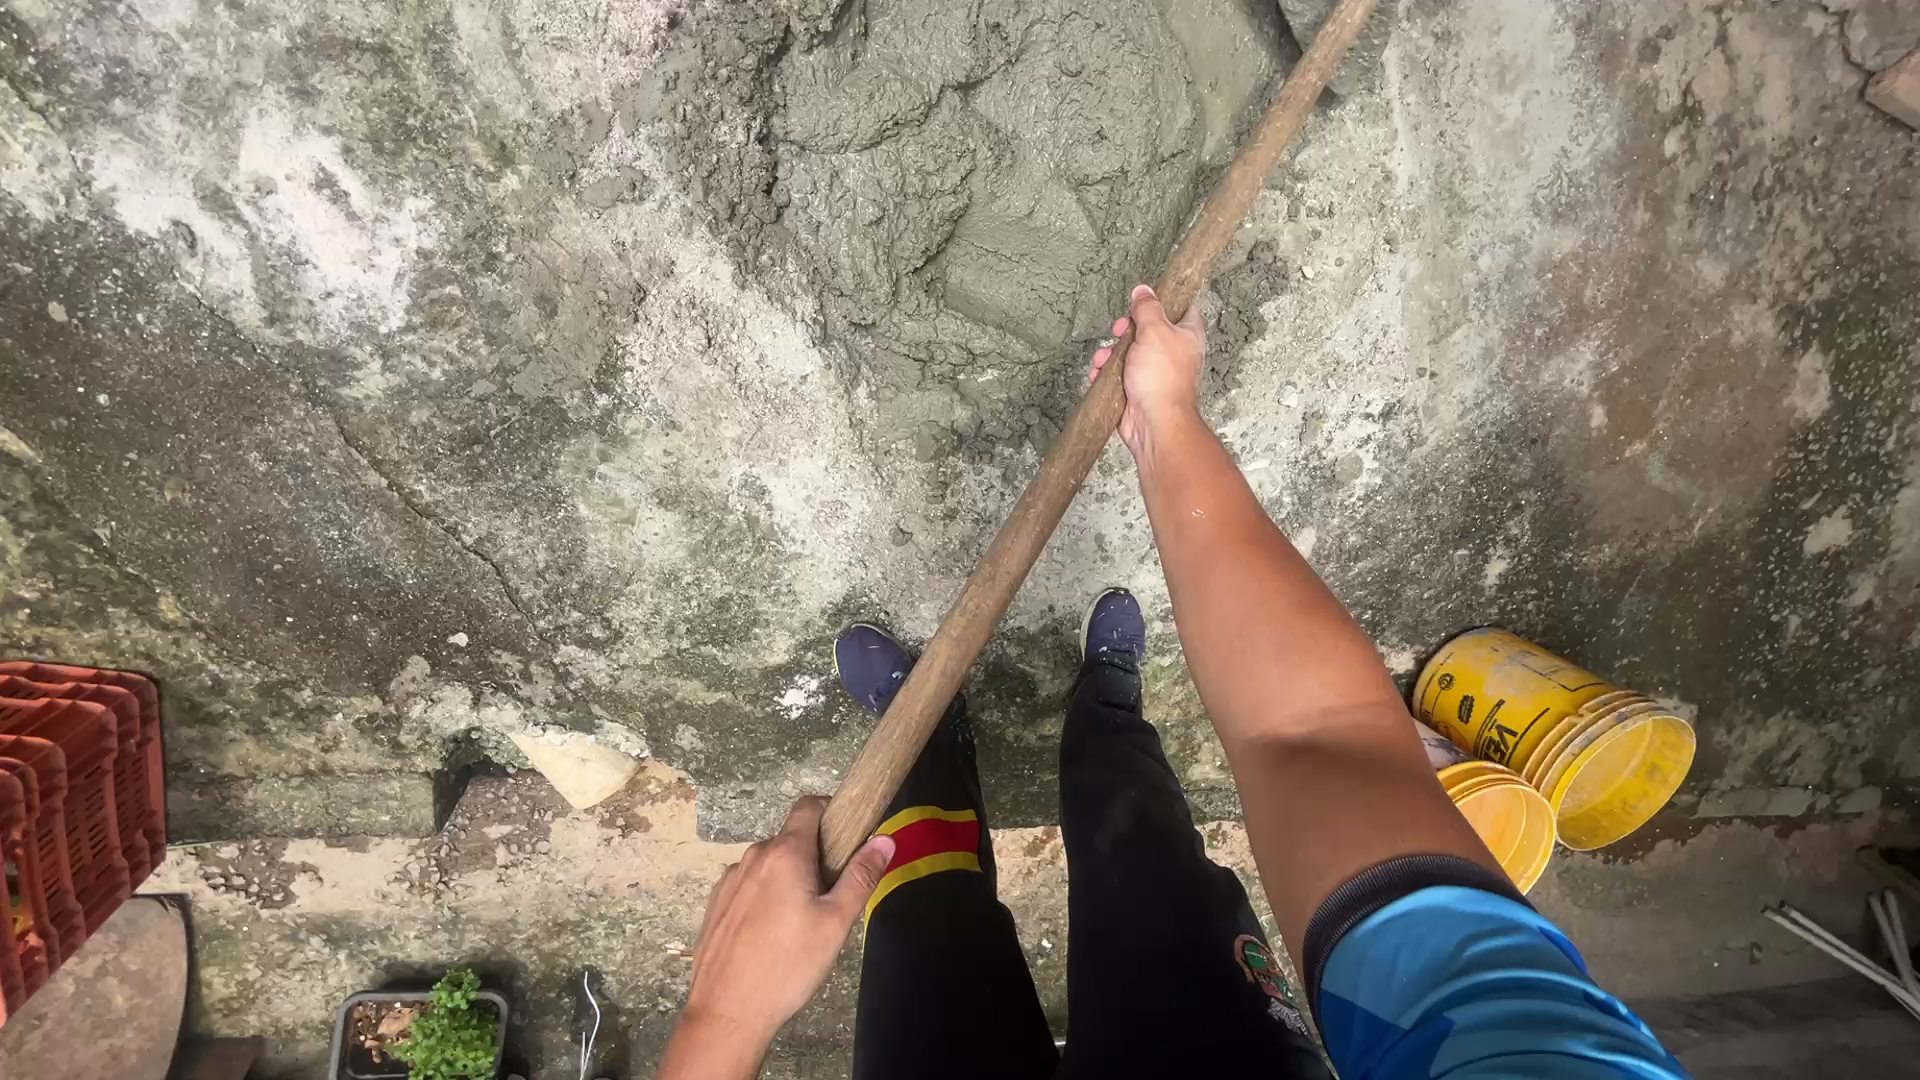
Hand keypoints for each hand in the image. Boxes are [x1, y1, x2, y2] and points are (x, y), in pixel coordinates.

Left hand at [661, 796, 894, 1077]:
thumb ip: (861, 876)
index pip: (809, 806)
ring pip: (769, 863)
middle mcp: (754, 856)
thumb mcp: (836, 923)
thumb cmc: (788, 965)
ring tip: (798, 921)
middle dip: (813, 855)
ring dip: (787, 877)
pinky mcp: (715, 904)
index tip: (846, 837)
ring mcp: (730, 879)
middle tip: (829, 895)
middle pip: (791, 838)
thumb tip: (886, 839)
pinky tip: (768, 934)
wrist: (725, 1015)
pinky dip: (763, 895)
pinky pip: (748, 884)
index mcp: (786, 852)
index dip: (830, 811)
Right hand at [1088, 284, 1205, 455]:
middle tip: (1120, 331)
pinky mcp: (1137, 389)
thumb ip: (1147, 308)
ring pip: (1129, 353)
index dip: (1163, 301)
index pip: (1181, 308)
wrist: (1153, 421)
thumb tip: (1143, 291)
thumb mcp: (1154, 330)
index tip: (1146, 298)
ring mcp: (1154, 373)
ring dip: (1111, 353)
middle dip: (1127, 330)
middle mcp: (1173, 353)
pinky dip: (1106, 373)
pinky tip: (1100, 373)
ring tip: (1105, 358)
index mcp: (1186, 335)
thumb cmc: (1162, 380)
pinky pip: (1118, 375)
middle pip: (1147, 330)